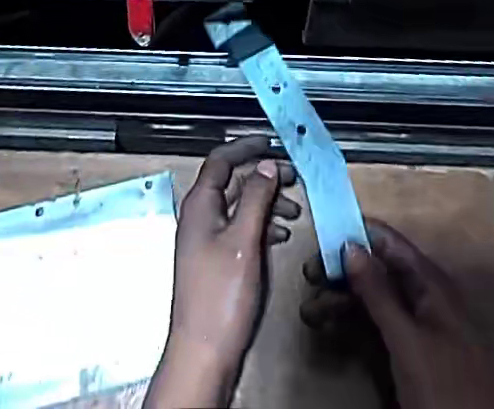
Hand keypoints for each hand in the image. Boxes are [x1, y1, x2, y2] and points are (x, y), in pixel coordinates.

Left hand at [145, 137, 300, 407]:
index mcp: (200, 205)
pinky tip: (280, 234)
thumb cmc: (220, 297)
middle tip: (292, 176)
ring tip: (293, 209)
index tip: (270, 142)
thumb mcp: (244, 239)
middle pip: (233, 181)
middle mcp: (201, 216)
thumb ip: (256, 198)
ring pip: (240, 205)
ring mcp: (208, 238)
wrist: (204, 352)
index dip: (245, 147)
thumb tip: (266, 166)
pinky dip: (262, 224)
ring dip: (266, 202)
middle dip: (263, 176)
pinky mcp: (217, 258)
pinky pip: (241, 227)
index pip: (221, 160)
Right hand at [303, 219, 493, 408]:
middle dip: (343, 271)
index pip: (391, 244)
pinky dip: (350, 325)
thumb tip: (350, 245)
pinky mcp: (406, 356)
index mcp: (431, 285)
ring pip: (372, 301)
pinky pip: (374, 328)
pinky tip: (326, 328)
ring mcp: (414, 329)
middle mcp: (422, 299)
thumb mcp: (407, 339)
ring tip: (308, 311)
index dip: (359, 234)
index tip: (323, 233)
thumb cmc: (443, 387)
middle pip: (378, 271)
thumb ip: (378, 292)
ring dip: (341, 301)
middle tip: (308, 275)